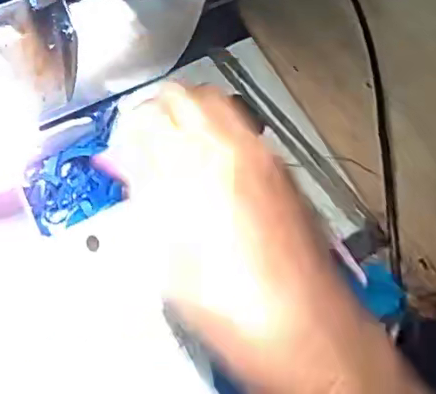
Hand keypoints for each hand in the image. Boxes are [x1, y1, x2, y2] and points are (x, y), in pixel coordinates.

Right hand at [103, 83, 423, 393]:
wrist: (317, 339)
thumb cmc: (239, 311)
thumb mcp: (171, 262)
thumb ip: (146, 199)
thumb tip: (125, 164)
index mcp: (201, 166)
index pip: (150, 117)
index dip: (127, 130)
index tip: (118, 149)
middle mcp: (233, 147)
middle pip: (184, 95)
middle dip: (155, 110)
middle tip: (141, 135)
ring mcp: (262, 154)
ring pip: (214, 101)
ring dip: (188, 112)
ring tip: (171, 140)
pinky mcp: (281, 170)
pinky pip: (239, 124)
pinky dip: (215, 126)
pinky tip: (207, 162)